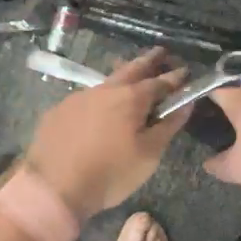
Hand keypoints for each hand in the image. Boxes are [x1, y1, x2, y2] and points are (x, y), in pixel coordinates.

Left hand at [23, 48, 190, 218]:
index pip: (159, 82)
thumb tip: (186, 103)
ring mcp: (77, 97)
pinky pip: (86, 97)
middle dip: (148, 61)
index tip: (185, 72)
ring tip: (132, 75)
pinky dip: (100, 97)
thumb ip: (168, 126)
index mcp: (130, 98)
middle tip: (161, 53)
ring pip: (106, 82)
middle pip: (131, 70)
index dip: (174, 78)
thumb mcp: (148, 155)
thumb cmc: (110, 174)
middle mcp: (104, 90)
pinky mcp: (58, 110)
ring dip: (122, 77)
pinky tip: (100, 107)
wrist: (54, 188)